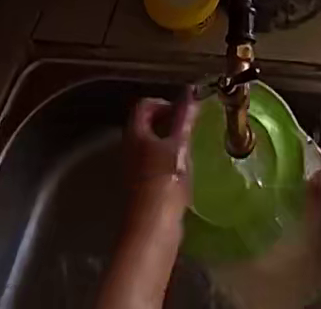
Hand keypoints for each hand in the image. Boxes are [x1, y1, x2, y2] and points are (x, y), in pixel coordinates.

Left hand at [122, 93, 200, 215]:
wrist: (153, 227)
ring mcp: (133, 169)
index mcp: (135, 134)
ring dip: (169, 139)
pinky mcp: (141, 186)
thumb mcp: (179, 144)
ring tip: (190, 144)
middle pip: (146, 124)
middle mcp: (129, 149)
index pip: (144, 105)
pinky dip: (167, 157)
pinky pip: (154, 161)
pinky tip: (184, 167)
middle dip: (168, 120)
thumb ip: (184, 117)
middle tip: (189, 125)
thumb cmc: (165, 179)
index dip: (164, 102)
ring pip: (150, 143)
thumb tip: (191, 92)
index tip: (183, 110)